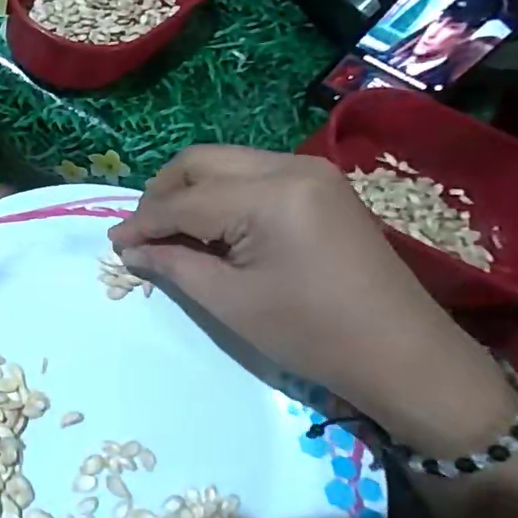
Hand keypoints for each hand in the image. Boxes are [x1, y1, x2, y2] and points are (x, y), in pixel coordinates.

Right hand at [107, 145, 515, 454]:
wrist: (403, 355)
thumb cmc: (311, 333)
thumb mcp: (229, 301)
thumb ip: (172, 264)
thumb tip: (130, 249)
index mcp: (268, 196)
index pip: (183, 201)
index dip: (142, 222)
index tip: (113, 243)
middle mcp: (289, 167)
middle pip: (200, 162)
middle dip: (162, 194)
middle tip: (141, 233)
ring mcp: (310, 172)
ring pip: (225, 162)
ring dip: (190, 191)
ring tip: (170, 231)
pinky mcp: (320, 186)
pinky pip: (252, 174)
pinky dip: (220, 193)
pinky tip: (209, 226)